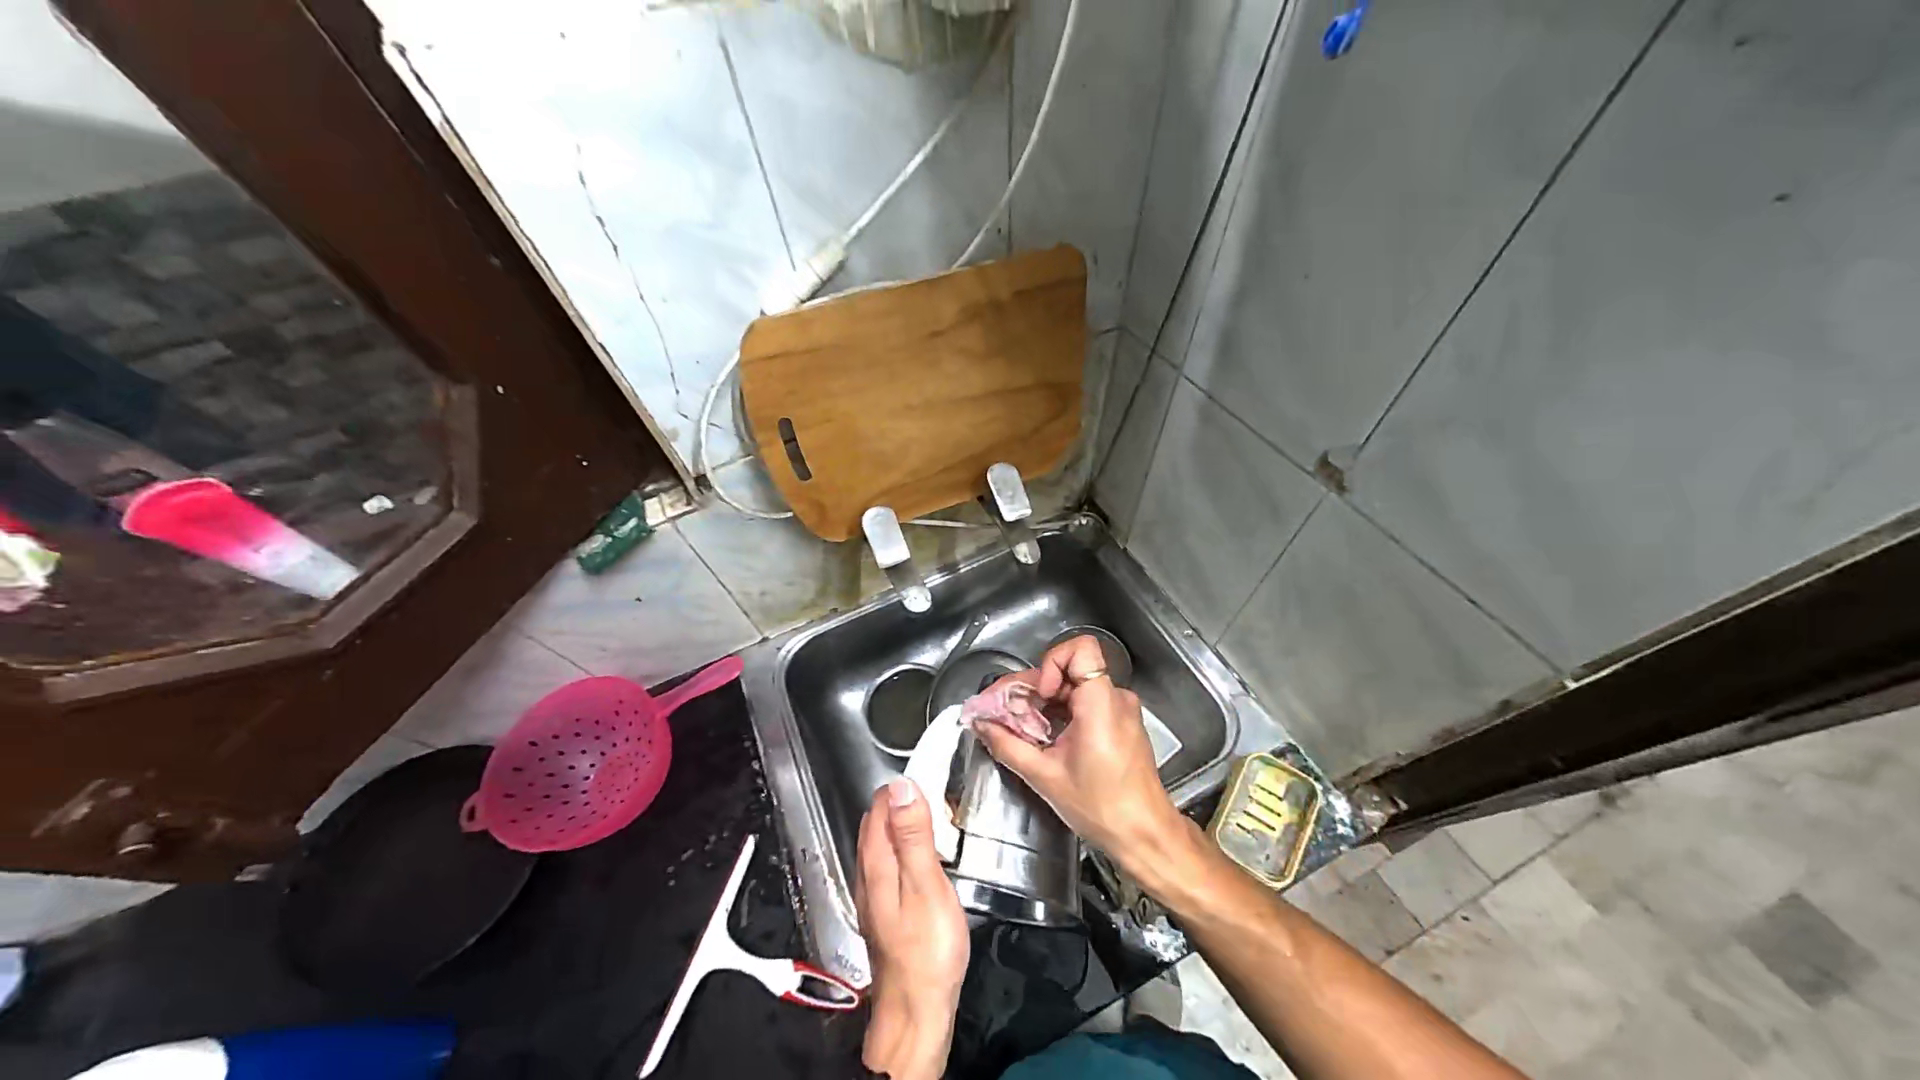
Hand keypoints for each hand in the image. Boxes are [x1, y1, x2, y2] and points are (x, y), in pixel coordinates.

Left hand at [856, 778, 968, 1079]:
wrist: (916, 1011)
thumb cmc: (927, 951)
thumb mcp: (926, 886)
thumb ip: (914, 836)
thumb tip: (902, 787)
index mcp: (877, 860)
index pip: (881, 803)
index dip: (904, 785)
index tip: (931, 776)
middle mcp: (867, 871)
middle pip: (878, 820)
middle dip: (903, 801)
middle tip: (937, 797)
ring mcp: (872, 891)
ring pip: (882, 841)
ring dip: (904, 824)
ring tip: (935, 821)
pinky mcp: (882, 908)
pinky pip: (888, 861)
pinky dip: (905, 848)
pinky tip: (924, 858)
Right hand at [971, 636, 1186, 871]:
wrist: (1144, 834)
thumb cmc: (1106, 809)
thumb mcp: (1045, 776)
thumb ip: (1007, 744)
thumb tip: (983, 725)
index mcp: (1101, 705)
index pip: (1081, 649)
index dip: (1051, 662)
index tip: (1039, 692)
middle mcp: (1115, 699)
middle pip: (1067, 669)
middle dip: (1033, 688)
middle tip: (1007, 712)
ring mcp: (1120, 710)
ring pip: (1074, 686)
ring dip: (1045, 703)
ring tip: (1024, 729)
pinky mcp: (1119, 722)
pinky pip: (1085, 702)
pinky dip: (1061, 713)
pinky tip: (1045, 737)